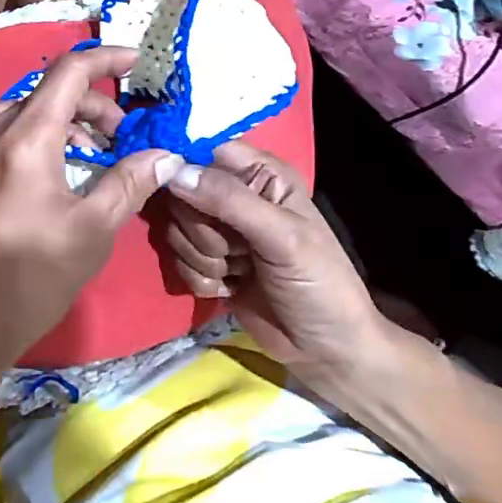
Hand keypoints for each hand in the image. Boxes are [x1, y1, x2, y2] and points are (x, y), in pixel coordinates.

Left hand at [0, 47, 180, 405]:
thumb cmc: (28, 277)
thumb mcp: (91, 231)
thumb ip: (130, 183)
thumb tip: (166, 156)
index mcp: (25, 136)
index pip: (70, 71)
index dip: (107, 60)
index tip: (136, 64)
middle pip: (49, 92)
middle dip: (92, 106)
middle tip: (121, 138)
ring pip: (25, 110)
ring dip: (64, 122)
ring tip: (92, 155)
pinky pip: (4, 130)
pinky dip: (36, 135)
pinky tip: (53, 169)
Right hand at [162, 142, 391, 389]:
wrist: (327, 350)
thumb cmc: (320, 284)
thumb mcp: (283, 238)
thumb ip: (230, 201)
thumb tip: (174, 173)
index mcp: (261, 174)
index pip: (205, 152)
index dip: (188, 170)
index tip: (189, 200)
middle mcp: (236, 194)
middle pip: (182, 194)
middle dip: (202, 231)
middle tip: (237, 251)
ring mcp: (220, 231)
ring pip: (176, 230)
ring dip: (204, 260)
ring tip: (240, 273)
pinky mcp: (208, 263)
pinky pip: (179, 261)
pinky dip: (202, 281)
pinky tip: (230, 290)